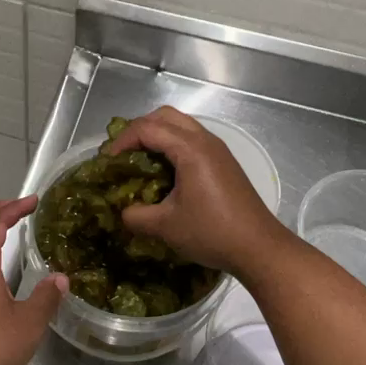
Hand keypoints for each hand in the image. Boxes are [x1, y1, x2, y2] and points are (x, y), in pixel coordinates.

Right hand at [105, 107, 293, 276]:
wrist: (259, 248)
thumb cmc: (212, 233)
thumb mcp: (165, 227)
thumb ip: (135, 215)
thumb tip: (121, 211)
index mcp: (190, 149)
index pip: (147, 128)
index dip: (121, 141)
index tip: (106, 163)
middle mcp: (205, 140)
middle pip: (164, 116)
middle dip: (138, 130)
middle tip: (122, 155)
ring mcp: (217, 149)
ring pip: (180, 125)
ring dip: (157, 136)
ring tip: (140, 162)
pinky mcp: (224, 162)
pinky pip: (192, 139)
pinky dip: (172, 145)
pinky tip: (165, 173)